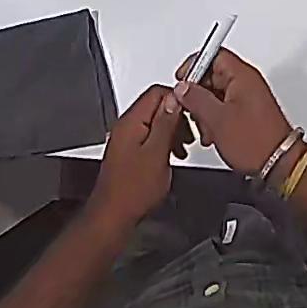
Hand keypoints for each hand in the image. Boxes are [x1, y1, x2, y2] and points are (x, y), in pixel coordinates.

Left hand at [88, 84, 188, 225]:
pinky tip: (171, 155)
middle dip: (177, 117)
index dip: (178, 99)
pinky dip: (163, 142)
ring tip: (182, 146)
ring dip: (172, 131)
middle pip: (156, 106)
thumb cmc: (132, 190)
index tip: (192, 113)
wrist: (114, 214)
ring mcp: (126, 139)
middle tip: (190, 133)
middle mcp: (126, 127)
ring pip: (154, 122)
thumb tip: (175, 99)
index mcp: (131, 122)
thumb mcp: (157, 152)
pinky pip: (149, 137)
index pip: (156, 93)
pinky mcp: (129, 152)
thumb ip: (166, 123)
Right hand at [174, 48, 293, 176]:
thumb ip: (195, 98)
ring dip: (204, 109)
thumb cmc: (258, 142)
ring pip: (215, 93)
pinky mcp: (247, 111)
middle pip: (211, 75)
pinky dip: (214, 117)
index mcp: (241, 76)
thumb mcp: (217, 118)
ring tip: (205, 127)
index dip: (193, 66)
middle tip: (191, 109)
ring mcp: (248, 97)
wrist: (280, 164)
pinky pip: (223, 106)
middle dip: (197, 93)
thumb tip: (182, 88)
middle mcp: (246, 82)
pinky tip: (212, 133)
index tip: (183, 81)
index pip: (212, 54)